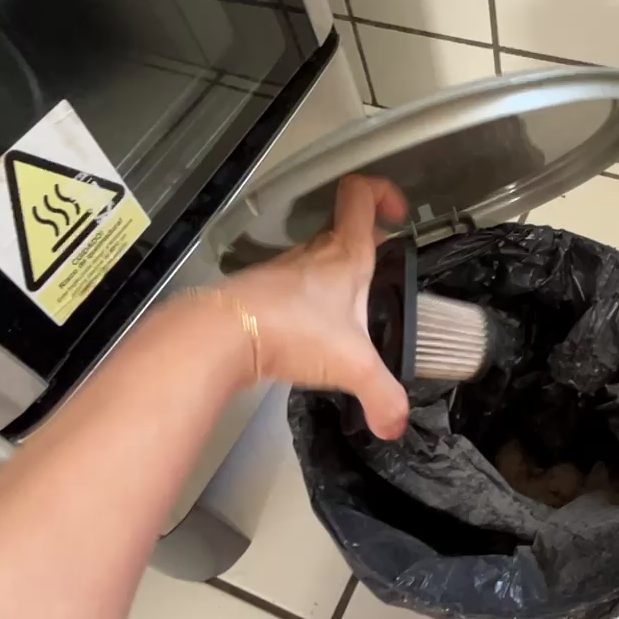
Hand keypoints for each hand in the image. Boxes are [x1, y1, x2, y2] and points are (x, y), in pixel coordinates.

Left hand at [221, 174, 410, 438]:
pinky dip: (307, 304)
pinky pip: (292, 289)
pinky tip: (311, 335)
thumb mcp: (352, 365)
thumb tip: (397, 426)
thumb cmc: (292, 330)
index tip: (398, 214)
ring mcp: (283, 272)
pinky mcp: (261, 295)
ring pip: (316, 260)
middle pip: (342, 228)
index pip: (361, 195)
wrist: (220, 337)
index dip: (383, 192)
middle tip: (381, 270)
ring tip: (349, 313)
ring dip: (335, 277)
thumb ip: (382, 396)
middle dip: (366, 243)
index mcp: (345, 255)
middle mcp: (314, 254)